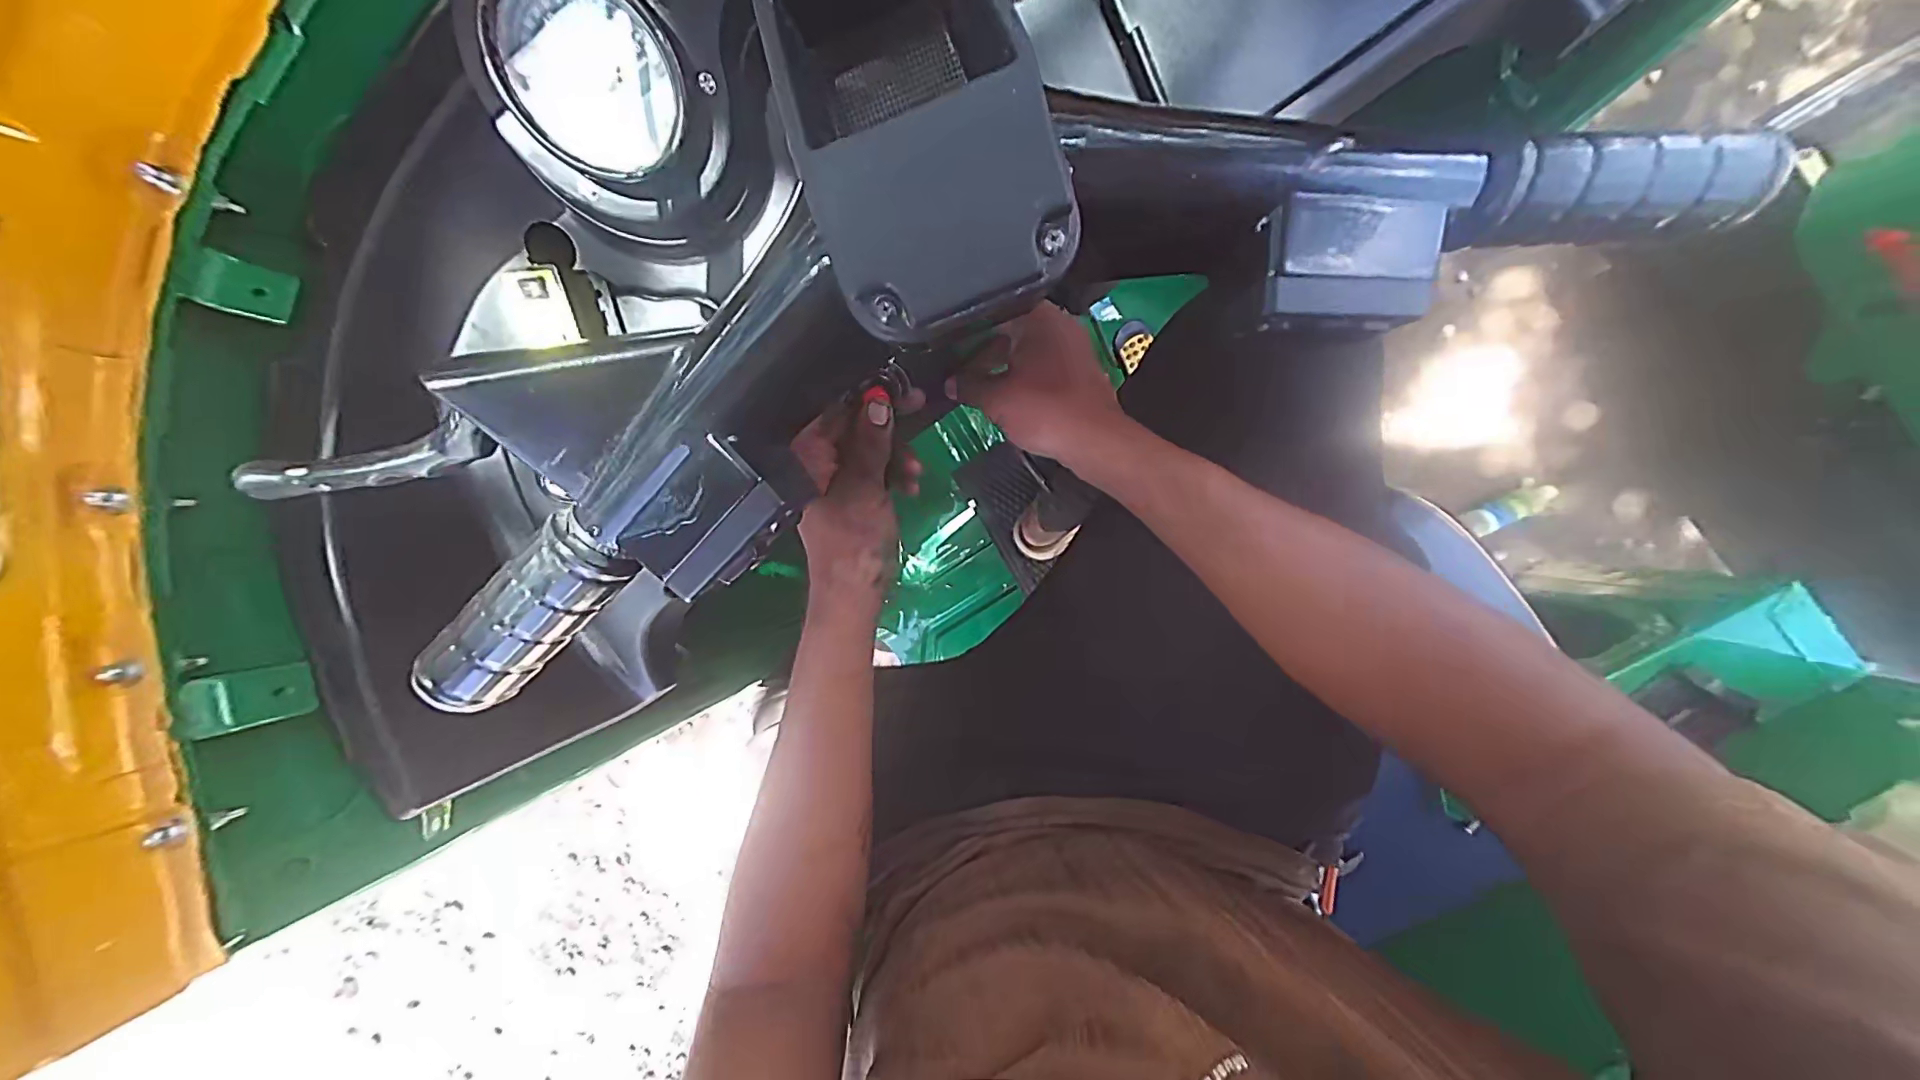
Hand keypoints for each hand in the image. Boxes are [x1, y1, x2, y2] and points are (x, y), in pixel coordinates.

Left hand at [790, 388, 923, 613]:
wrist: (854, 593)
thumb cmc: (854, 542)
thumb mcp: (866, 486)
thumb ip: (871, 441)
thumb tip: (877, 399)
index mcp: (806, 458)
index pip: (834, 410)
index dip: (868, 396)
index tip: (900, 390)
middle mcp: (814, 464)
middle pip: (852, 426)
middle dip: (887, 426)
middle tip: (918, 412)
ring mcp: (832, 481)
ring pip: (867, 448)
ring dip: (894, 454)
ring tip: (913, 472)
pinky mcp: (849, 496)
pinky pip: (871, 471)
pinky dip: (891, 473)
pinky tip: (908, 484)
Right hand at [945, 302, 1132, 466]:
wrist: (1093, 441)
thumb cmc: (1047, 412)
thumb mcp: (996, 399)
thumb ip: (968, 386)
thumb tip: (951, 384)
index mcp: (1039, 317)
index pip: (993, 313)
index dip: (968, 334)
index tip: (953, 351)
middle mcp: (1061, 324)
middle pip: (1013, 330)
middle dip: (986, 352)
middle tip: (964, 372)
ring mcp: (1075, 347)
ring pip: (1030, 350)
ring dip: (1005, 366)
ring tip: (983, 388)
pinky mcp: (1082, 371)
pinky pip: (1046, 367)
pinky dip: (1026, 378)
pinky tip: (1011, 397)